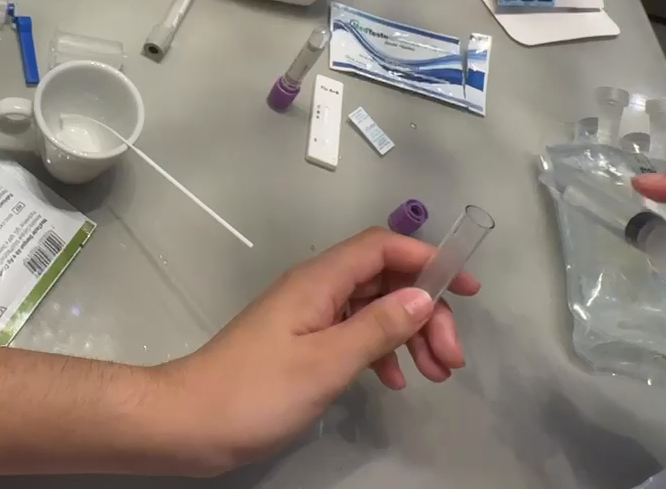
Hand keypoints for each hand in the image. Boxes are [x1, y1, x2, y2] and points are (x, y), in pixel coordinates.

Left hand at [149, 228, 477, 472]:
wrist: (197, 419)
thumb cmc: (260, 389)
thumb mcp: (327, 361)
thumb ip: (377, 327)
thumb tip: (423, 295)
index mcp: (318, 280)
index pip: (379, 246)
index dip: (425, 257)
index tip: (467, 287)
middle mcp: (315, 288)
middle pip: (382, 278)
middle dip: (424, 309)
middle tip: (451, 360)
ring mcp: (308, 315)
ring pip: (371, 307)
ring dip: (408, 333)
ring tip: (435, 375)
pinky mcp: (303, 342)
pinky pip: (354, 333)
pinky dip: (381, 351)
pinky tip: (393, 382)